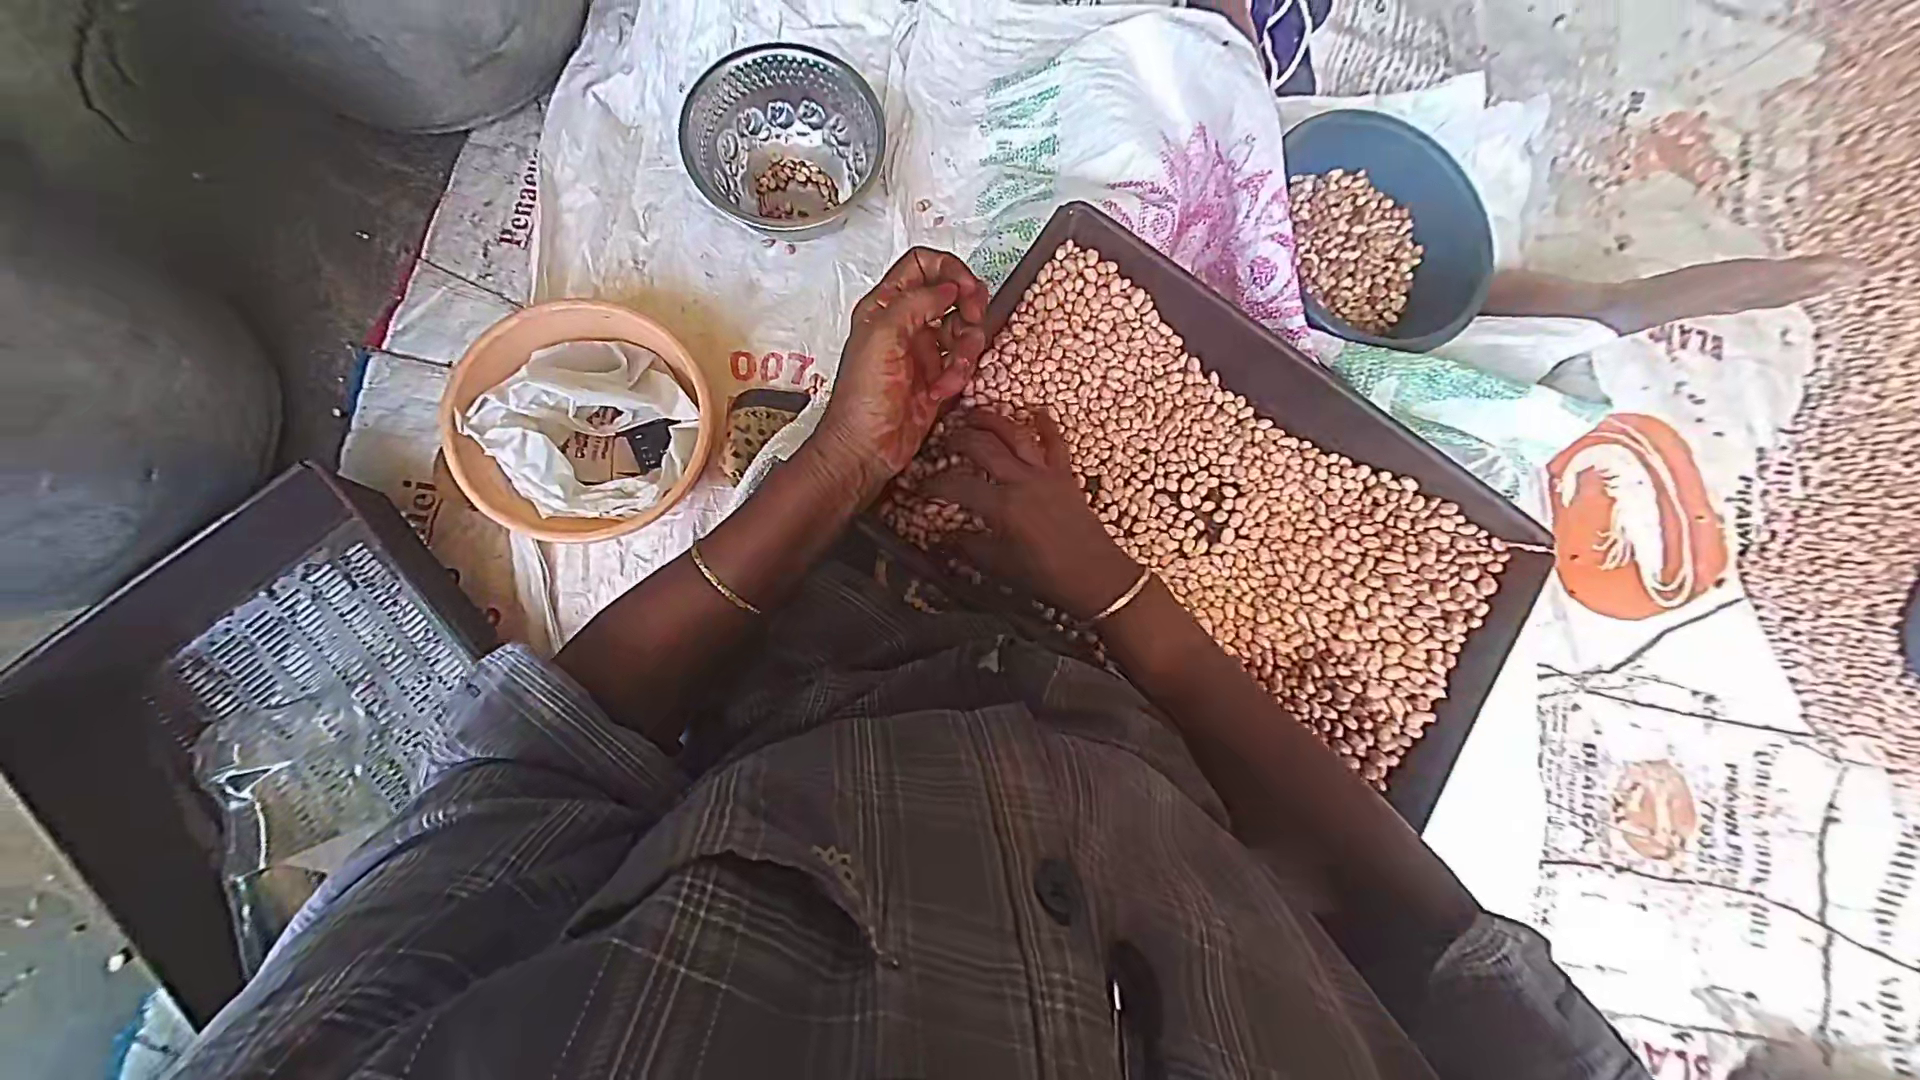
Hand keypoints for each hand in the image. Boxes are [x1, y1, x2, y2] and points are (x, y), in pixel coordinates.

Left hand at [813, 248, 988, 495]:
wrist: (867, 447)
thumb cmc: (863, 397)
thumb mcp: (883, 336)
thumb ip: (916, 302)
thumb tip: (950, 287)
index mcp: (886, 306)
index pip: (922, 265)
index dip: (949, 269)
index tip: (966, 288)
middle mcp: (906, 324)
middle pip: (951, 295)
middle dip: (968, 306)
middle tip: (972, 318)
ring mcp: (924, 352)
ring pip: (963, 330)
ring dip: (966, 349)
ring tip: (953, 369)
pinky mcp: (938, 378)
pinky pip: (962, 364)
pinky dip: (959, 376)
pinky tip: (942, 392)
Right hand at [925, 409, 1143, 620]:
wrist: (1095, 577)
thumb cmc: (1045, 576)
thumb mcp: (999, 566)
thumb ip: (969, 548)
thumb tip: (943, 539)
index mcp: (1002, 506)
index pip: (957, 486)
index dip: (934, 484)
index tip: (920, 487)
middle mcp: (1022, 481)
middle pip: (983, 447)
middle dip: (958, 440)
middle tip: (942, 442)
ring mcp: (1046, 474)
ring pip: (1015, 435)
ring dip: (992, 420)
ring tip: (973, 413)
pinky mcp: (1065, 476)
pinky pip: (1055, 444)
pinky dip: (1046, 425)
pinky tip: (1036, 411)